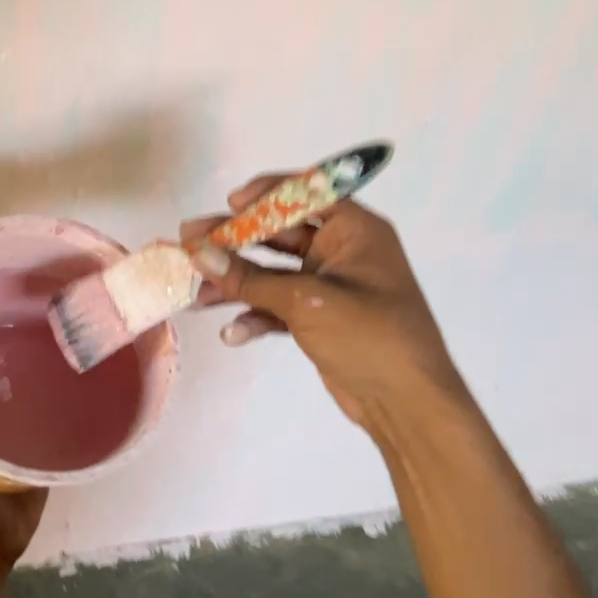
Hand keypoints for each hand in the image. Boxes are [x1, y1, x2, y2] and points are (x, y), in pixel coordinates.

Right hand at [180, 174, 471, 437]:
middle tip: (190, 240)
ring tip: (193, 291)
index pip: (307, 193)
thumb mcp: (306, 301)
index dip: (266, 193)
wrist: (407, 404)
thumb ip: (249, 277)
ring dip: (235, 281)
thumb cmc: (369, 336)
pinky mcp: (318, 319)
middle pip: (279, 233)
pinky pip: (277, 307)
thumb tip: (199, 253)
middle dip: (234, 240)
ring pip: (272, 272)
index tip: (230, 203)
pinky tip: (231, 332)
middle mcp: (341, 252)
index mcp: (355, 231)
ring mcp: (328, 287)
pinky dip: (254, 315)